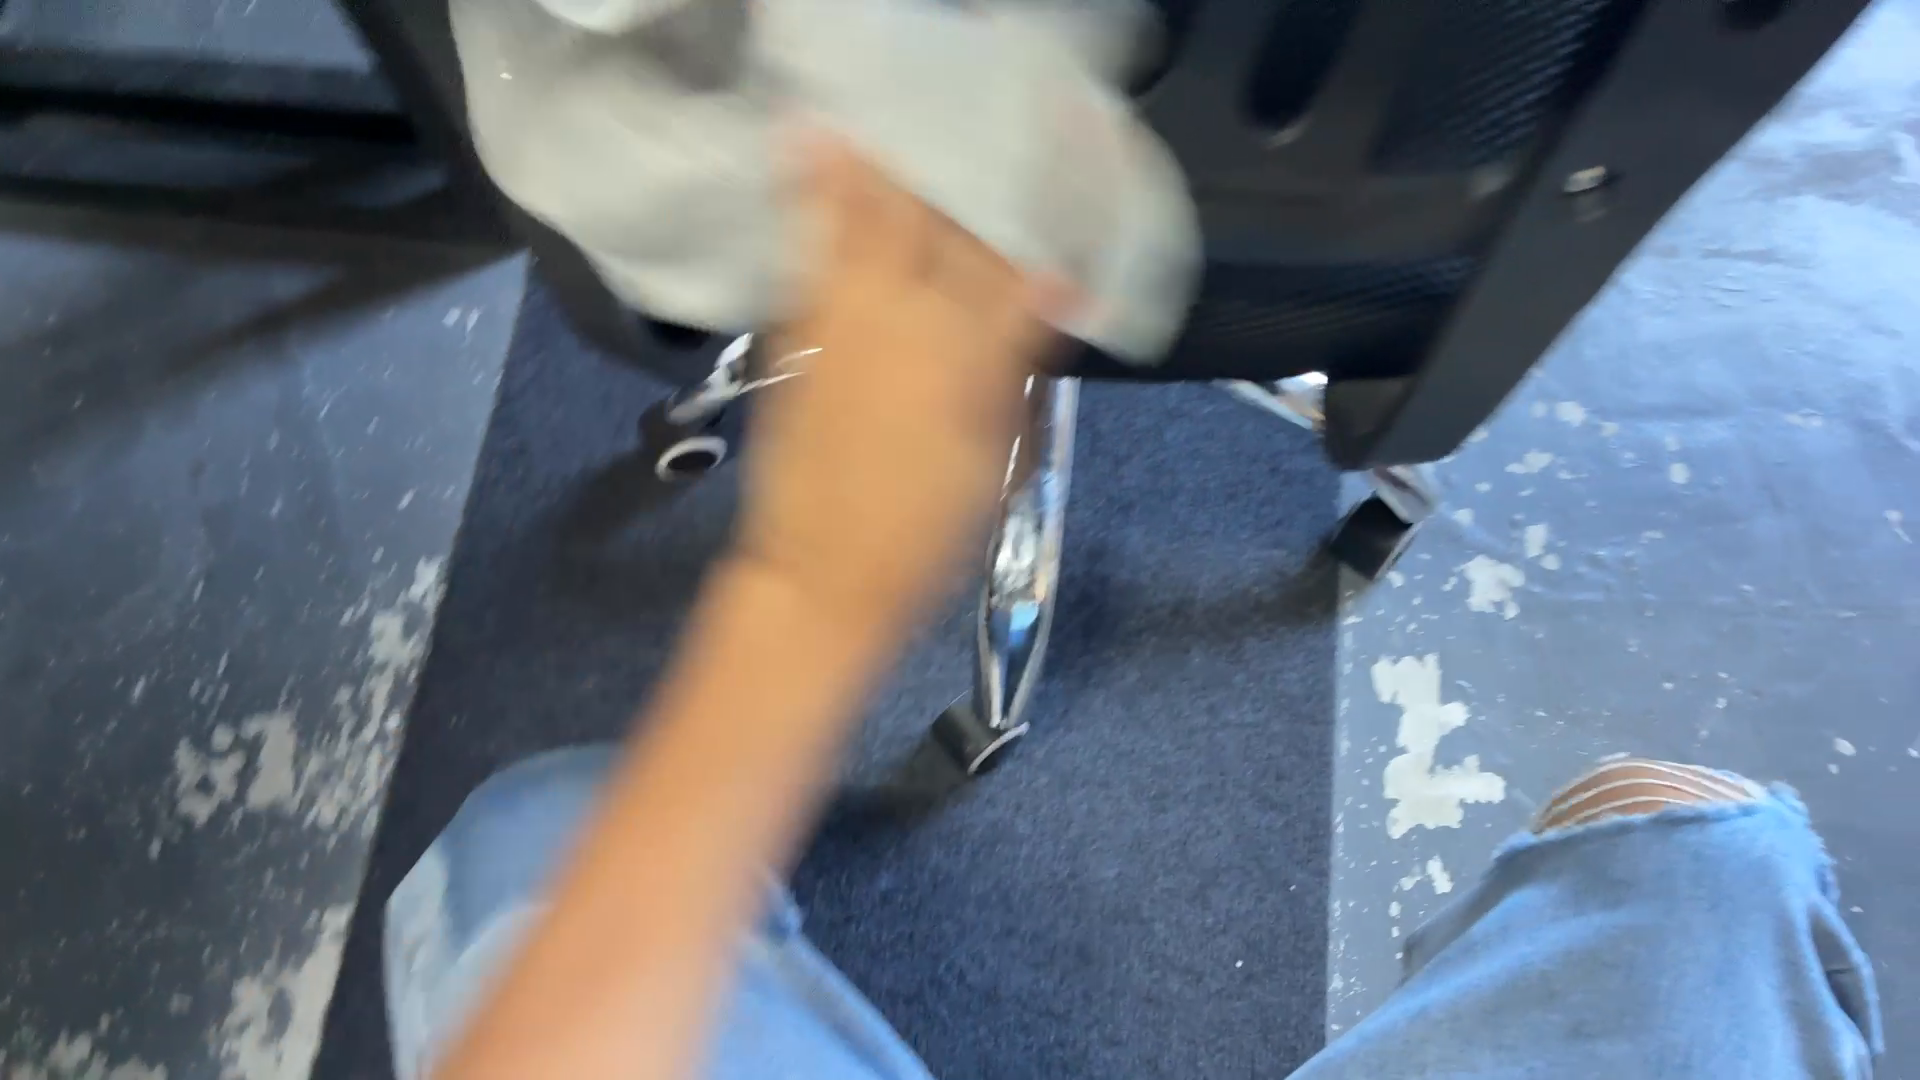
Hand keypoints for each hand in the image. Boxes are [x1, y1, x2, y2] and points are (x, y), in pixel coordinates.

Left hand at [729, 135, 1065, 641]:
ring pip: (872, 219)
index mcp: (970, 363)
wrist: (822, 577)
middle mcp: (908, 326)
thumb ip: (1018, 373)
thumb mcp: (997, 465)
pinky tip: (819, 144)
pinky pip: (810, 250)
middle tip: (996, 117)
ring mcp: (842, 324)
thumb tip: (1049, 302)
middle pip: (947, 222)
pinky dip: (816, 192)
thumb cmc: (923, 536)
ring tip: (908, 101)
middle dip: (976, 166)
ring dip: (893, 156)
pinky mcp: (797, 337)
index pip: (1024, 265)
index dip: (1054, 211)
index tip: (1074, 159)